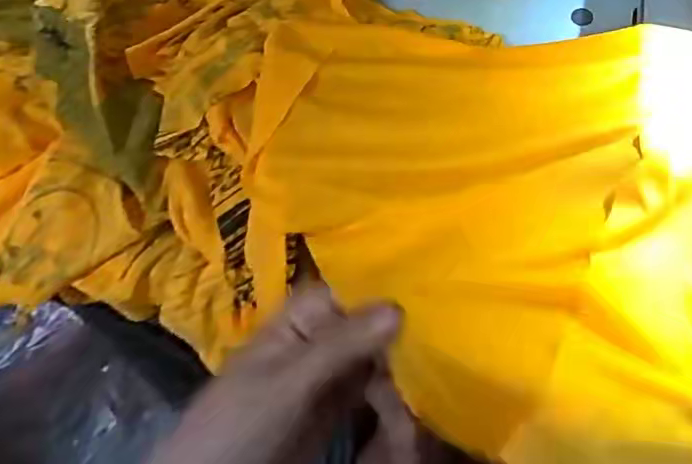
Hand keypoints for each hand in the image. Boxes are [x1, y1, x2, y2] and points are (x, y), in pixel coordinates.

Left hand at [148, 286, 436, 463]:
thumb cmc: (237, 420)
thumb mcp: (287, 379)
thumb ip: (341, 342)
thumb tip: (401, 302)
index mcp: (308, 311)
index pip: (360, 281)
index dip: (396, 275)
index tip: (439, 271)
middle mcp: (327, 331)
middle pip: (378, 316)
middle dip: (411, 320)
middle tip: (454, 320)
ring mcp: (334, 369)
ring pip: (383, 350)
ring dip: (410, 355)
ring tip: (447, 355)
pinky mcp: (341, 404)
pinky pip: (380, 386)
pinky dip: (400, 388)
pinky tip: (426, 387)